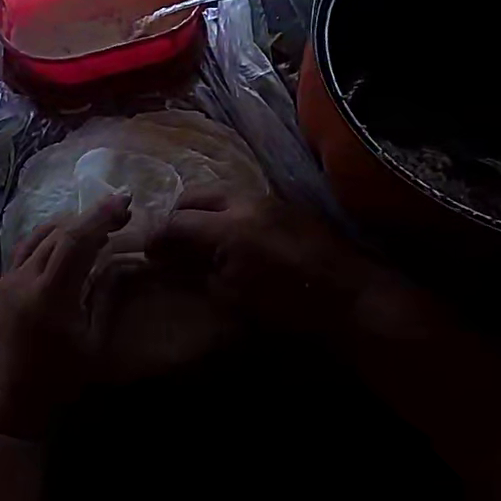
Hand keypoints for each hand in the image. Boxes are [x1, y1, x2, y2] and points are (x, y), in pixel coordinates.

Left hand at [0, 195, 130, 439]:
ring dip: (67, 225)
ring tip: (95, 225)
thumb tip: (114, 265)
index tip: (125, 200)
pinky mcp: (2, 287)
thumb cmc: (57, 383)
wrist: (6, 405)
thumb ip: (104, 299)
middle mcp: (25, 278)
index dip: (101, 216)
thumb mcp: (93, 345)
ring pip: (39, 237)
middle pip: (59, 232)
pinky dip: (47, 237)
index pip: (76, 239)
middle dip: (90, 218)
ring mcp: (9, 281)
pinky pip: (24, 249)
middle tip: (119, 212)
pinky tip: (63, 242)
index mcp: (51, 293)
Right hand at [145, 190, 386, 339]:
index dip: (157, 238)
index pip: (176, 223)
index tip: (148, 252)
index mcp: (227, 227)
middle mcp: (244, 202)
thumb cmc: (289, 306)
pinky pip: (242, 199)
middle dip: (177, 216)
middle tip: (170, 241)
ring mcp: (268, 199)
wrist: (353, 298)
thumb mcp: (233, 298)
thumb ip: (200, 272)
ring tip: (198, 237)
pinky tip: (228, 234)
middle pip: (195, 196)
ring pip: (219, 193)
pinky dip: (225, 212)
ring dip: (202, 211)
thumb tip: (178, 261)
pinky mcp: (285, 206)